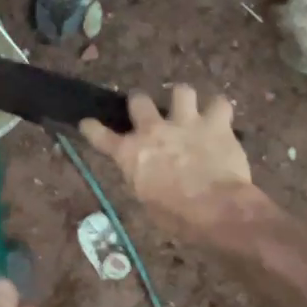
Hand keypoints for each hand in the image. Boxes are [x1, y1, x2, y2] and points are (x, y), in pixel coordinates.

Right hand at [79, 84, 253, 237]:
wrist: (214, 207)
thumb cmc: (175, 215)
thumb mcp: (146, 200)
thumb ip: (143, 179)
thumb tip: (147, 175)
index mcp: (129, 153)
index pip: (100, 136)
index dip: (91, 128)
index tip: (87, 123)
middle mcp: (153, 130)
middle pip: (139, 101)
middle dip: (139, 101)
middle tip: (144, 107)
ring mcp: (185, 123)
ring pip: (181, 91)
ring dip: (183, 98)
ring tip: (188, 106)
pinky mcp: (215, 124)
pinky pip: (220, 104)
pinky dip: (219, 108)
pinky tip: (220, 114)